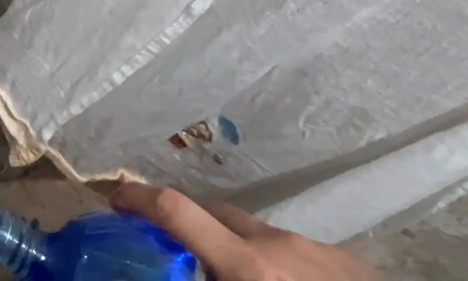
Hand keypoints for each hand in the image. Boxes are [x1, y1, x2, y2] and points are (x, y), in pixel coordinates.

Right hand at [110, 183, 379, 280]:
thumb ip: (208, 277)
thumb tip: (178, 265)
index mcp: (248, 267)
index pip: (176, 209)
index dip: (137, 195)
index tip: (113, 196)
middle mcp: (279, 245)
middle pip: (217, 213)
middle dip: (192, 224)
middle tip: (179, 252)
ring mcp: (321, 250)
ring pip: (261, 235)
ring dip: (242, 250)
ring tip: (245, 280)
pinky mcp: (354, 263)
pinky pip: (301, 252)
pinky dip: (284, 265)